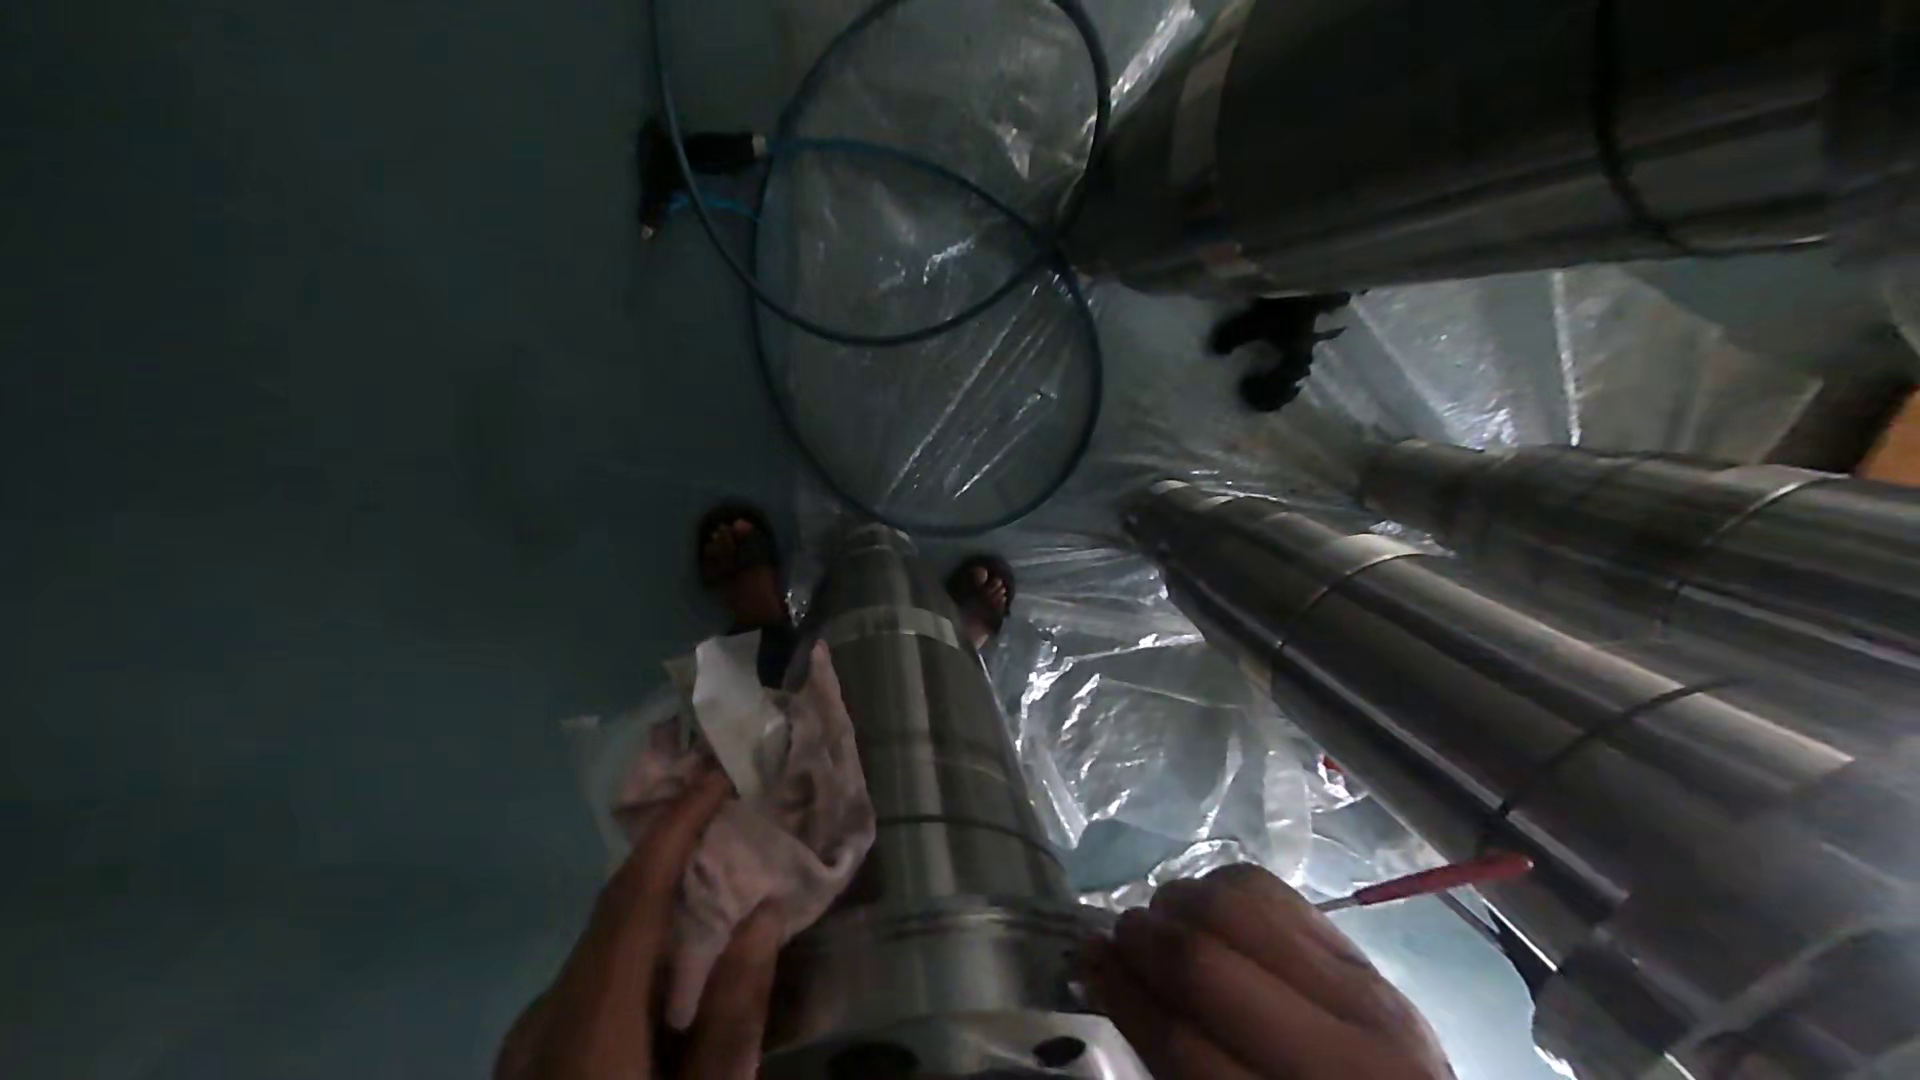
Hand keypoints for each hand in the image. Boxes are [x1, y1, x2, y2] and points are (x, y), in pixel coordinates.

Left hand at [496, 768, 780, 1079]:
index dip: (677, 825)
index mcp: (590, 1020)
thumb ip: (735, 1009)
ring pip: (602, 934)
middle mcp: (548, 1012)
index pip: (635, 893)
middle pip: (614, 905)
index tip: (717, 774)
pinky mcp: (534, 1053)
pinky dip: (638, 931)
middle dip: (670, 842)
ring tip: (713, 852)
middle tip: (726, 802)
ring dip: (656, 885)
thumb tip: (766, 911)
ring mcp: (531, 1035)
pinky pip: (593, 967)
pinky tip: (674, 939)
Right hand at [1083, 865, 1453, 1079]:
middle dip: (1142, 942)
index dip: (1123, 998)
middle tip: (1117, 939)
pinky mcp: (1359, 952)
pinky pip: (1268, 889)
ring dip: (1176, 905)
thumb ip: (1172, 1059)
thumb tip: (1103, 973)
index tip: (1088, 965)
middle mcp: (1342, 1059)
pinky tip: (1209, 912)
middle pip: (1205, 966)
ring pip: (1235, 908)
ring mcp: (1360, 993)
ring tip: (1161, 921)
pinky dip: (1219, 888)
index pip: (1182, 1046)